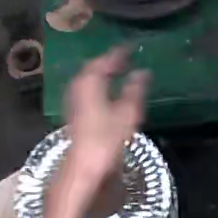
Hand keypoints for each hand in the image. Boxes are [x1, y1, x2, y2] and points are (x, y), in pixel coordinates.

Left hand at [61, 46, 148, 188]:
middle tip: (124, 57)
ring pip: (88, 79)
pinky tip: (106, 92)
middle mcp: (78, 87)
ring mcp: (74, 102)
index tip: (130, 47)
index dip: (118, 53)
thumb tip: (143, 72)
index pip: (104, 60)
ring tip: (117, 71)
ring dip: (101, 73)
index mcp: (90, 82)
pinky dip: (98, 86)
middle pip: (92, 68)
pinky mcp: (75, 114)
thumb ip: (135, 90)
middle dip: (107, 61)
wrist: (82, 169)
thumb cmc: (106, 139)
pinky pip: (86, 90)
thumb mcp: (127, 113)